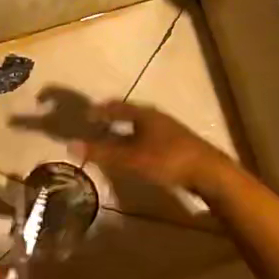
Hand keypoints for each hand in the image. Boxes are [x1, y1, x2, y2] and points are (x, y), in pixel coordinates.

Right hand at [73, 101, 233, 195]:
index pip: (115, 106)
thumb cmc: (168, 160)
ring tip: (112, 142)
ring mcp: (170, 131)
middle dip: (111, 119)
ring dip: (125, 132)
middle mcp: (157, 117)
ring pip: (141, 127)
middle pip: (129, 114)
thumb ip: (102, 152)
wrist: (209, 172)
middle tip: (96, 127)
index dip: (98, 110)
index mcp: (144, 114)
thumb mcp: (131, 158)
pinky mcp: (178, 145)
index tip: (84, 115)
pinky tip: (136, 156)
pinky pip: (150, 139)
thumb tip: (70, 145)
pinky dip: (136, 143)